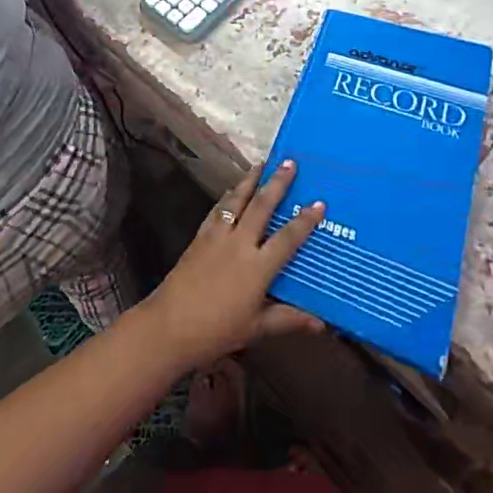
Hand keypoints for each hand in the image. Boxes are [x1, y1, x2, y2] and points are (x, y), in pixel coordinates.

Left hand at [135, 162, 325, 369]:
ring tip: (260, 164)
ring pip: (237, 201)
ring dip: (250, 181)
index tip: (319, 202)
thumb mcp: (257, 328)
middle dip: (277, 183)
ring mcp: (217, 237)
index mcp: (258, 266)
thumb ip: (289, 319)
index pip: (288, 238)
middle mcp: (240, 244)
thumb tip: (322, 324)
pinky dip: (227, 198)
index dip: (305, 220)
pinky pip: (217, 211)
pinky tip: (231, 191)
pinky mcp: (200, 237)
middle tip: (289, 162)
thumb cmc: (217, 330)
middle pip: (262, 206)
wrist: (170, 326)